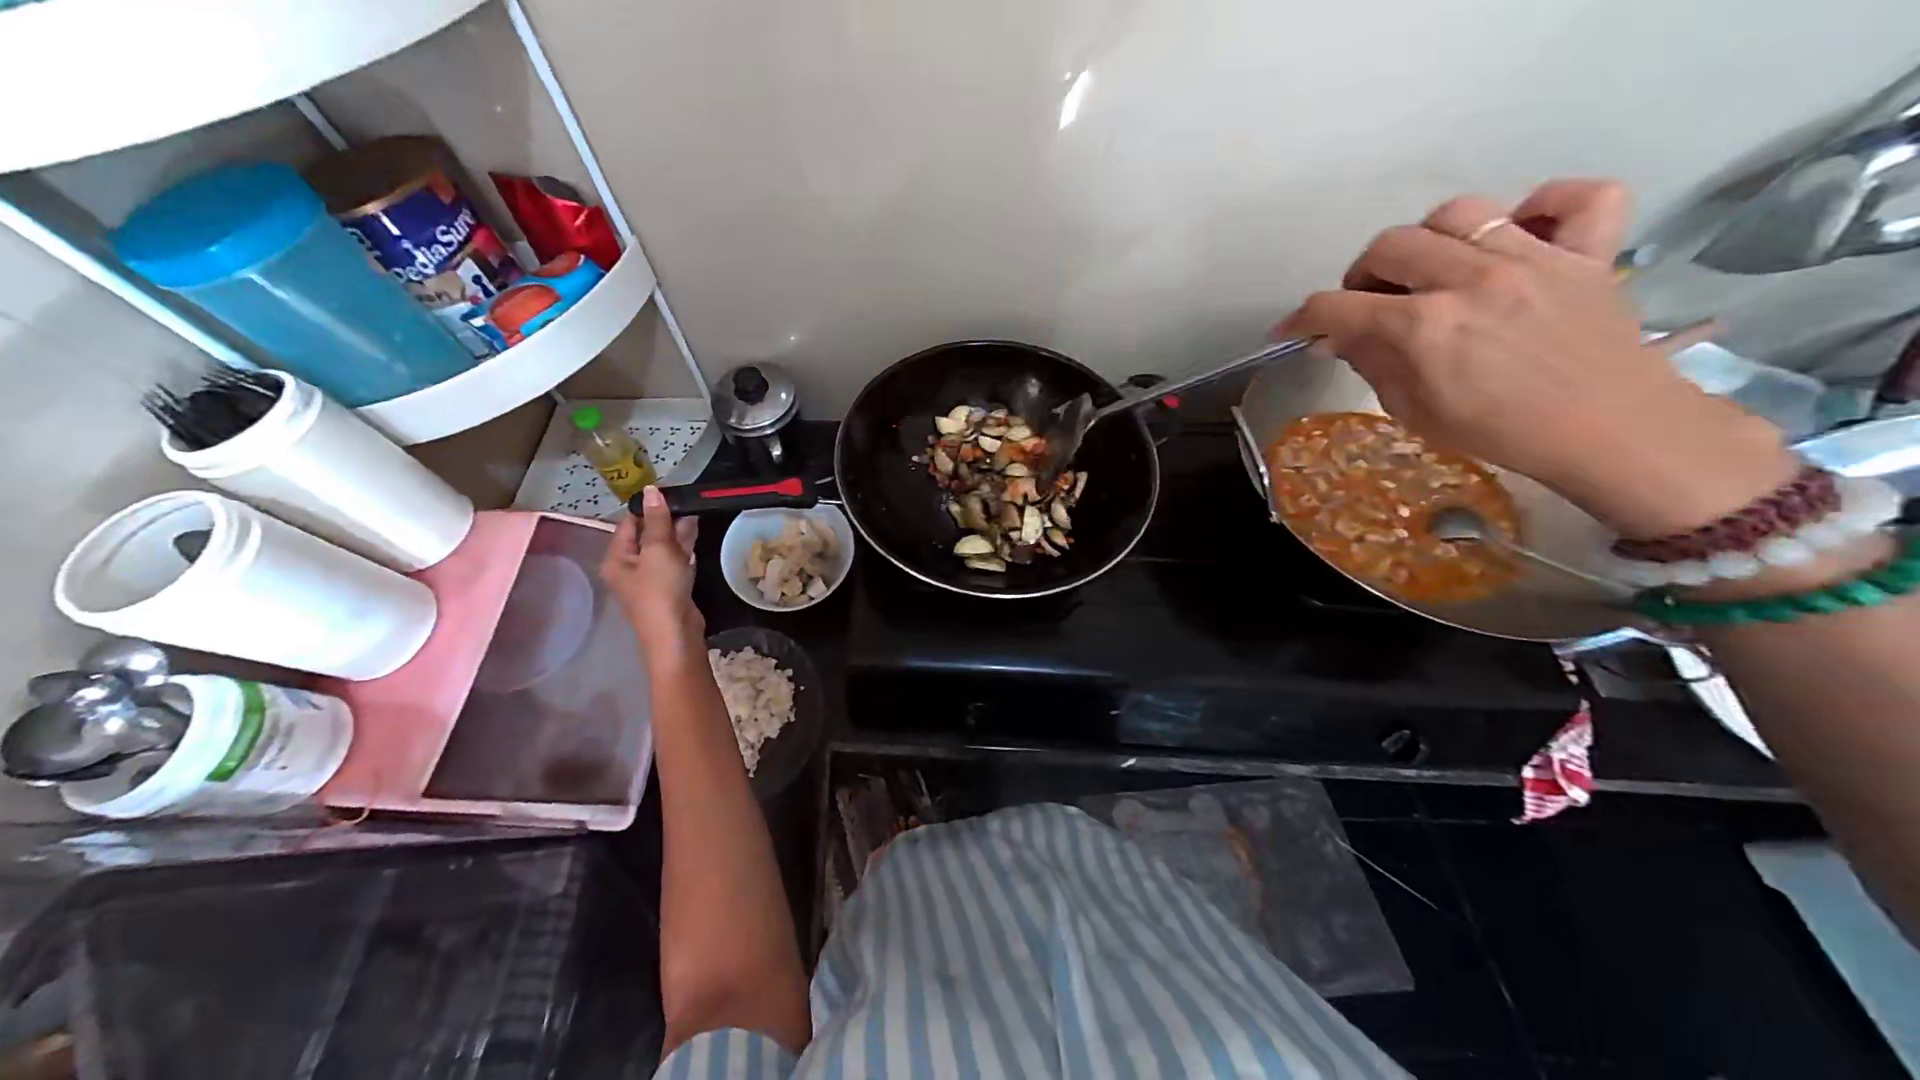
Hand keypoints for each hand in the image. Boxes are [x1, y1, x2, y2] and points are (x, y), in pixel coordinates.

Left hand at [601, 486, 704, 655]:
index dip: (648, 507)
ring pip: (662, 547)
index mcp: (616, 558)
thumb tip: (652, 490)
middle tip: (687, 501)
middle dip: (664, 519)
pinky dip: (683, 548)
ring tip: (695, 512)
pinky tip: (695, 535)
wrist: (675, 634)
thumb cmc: (660, 590)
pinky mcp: (668, 587)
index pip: (628, 523)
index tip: (670, 493)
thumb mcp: (658, 550)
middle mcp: (628, 567)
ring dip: (676, 532)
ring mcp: (649, 578)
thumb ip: (657, 520)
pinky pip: (674, 561)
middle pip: (645, 535)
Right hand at [1277, 179, 1795, 538]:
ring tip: (1433, 268)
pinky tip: (1525, 234)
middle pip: (1390, 246)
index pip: (1338, 306)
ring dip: (1429, 239)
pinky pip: (1577, 196)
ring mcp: (1534, 258)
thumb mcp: (1414, 411)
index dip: (1303, 318)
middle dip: (1363, 275)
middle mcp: (1471, 280)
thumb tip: (1339, 338)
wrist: (1606, 431)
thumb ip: (1373, 364)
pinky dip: (1548, 204)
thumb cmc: (1498, 431)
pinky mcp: (1587, 252)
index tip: (1293, 329)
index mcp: (1423, 328)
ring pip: (1459, 213)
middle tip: (1370, 303)